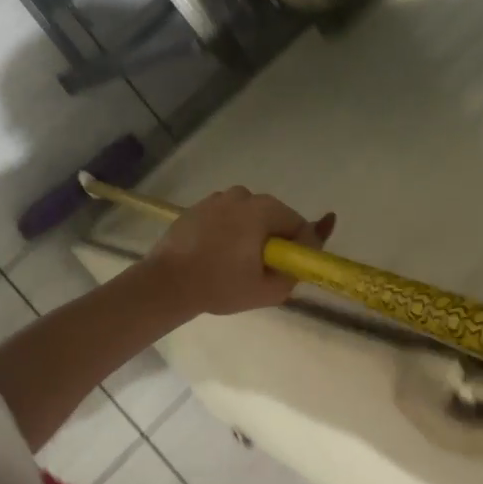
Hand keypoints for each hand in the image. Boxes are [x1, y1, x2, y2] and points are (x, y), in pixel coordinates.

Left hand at [137, 187, 333, 316]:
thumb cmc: (221, 285)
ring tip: (235, 265)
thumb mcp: (270, 288)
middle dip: (274, 242)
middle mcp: (242, 195)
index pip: (298, 226)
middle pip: (273, 218)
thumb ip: (300, 265)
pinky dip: (227, 232)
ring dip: (250, 236)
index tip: (285, 271)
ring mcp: (215, 199)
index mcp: (263, 209)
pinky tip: (215, 255)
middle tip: (260, 272)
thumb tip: (315, 239)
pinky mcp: (196, 208)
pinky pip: (225, 219)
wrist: (167, 282)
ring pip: (248, 217)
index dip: (298, 251)